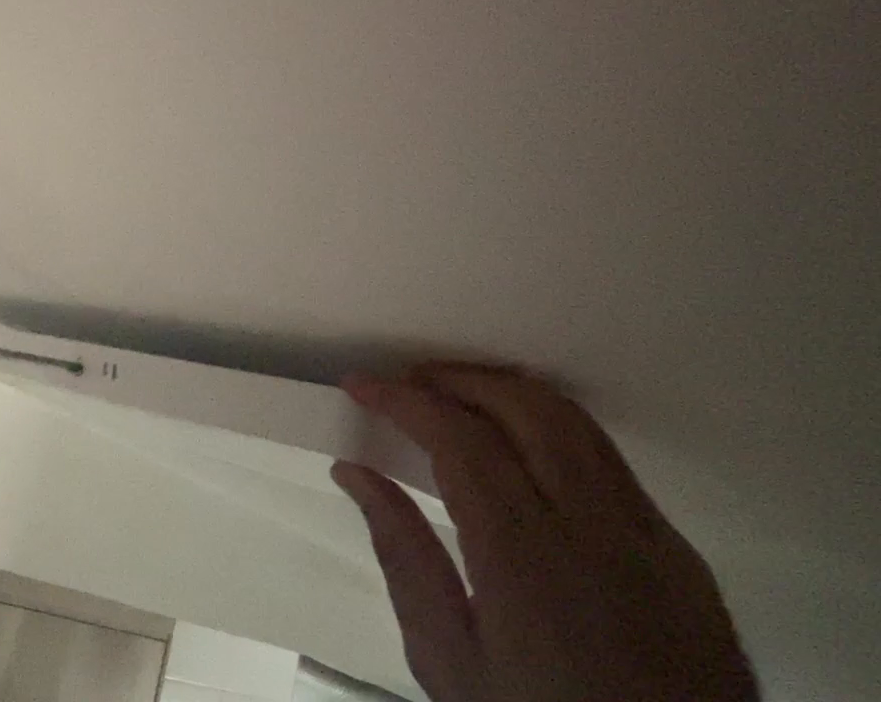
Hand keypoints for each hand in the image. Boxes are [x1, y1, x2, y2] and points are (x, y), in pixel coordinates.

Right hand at [333, 365, 756, 701]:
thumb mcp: (447, 658)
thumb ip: (402, 555)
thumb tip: (355, 473)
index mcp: (526, 556)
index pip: (460, 437)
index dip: (403, 399)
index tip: (360, 385)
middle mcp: (598, 531)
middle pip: (527, 409)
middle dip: (458, 379)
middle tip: (406, 384)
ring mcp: (652, 540)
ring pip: (577, 425)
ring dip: (507, 393)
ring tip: (453, 400)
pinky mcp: (682, 556)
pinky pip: (610, 463)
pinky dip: (552, 430)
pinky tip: (518, 451)